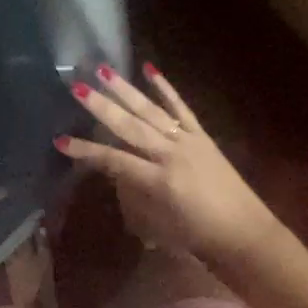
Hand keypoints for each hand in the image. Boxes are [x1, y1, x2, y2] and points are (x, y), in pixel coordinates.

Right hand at [56, 63, 278, 260]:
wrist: (247, 236)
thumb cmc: (200, 238)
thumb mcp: (160, 224)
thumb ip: (135, 194)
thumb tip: (114, 170)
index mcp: (160, 181)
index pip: (115, 161)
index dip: (86, 152)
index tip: (60, 140)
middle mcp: (171, 155)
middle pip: (130, 127)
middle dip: (102, 107)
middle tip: (77, 87)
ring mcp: (188, 141)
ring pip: (151, 111)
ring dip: (126, 90)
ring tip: (104, 70)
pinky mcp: (202, 136)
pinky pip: (181, 109)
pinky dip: (166, 89)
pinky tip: (150, 70)